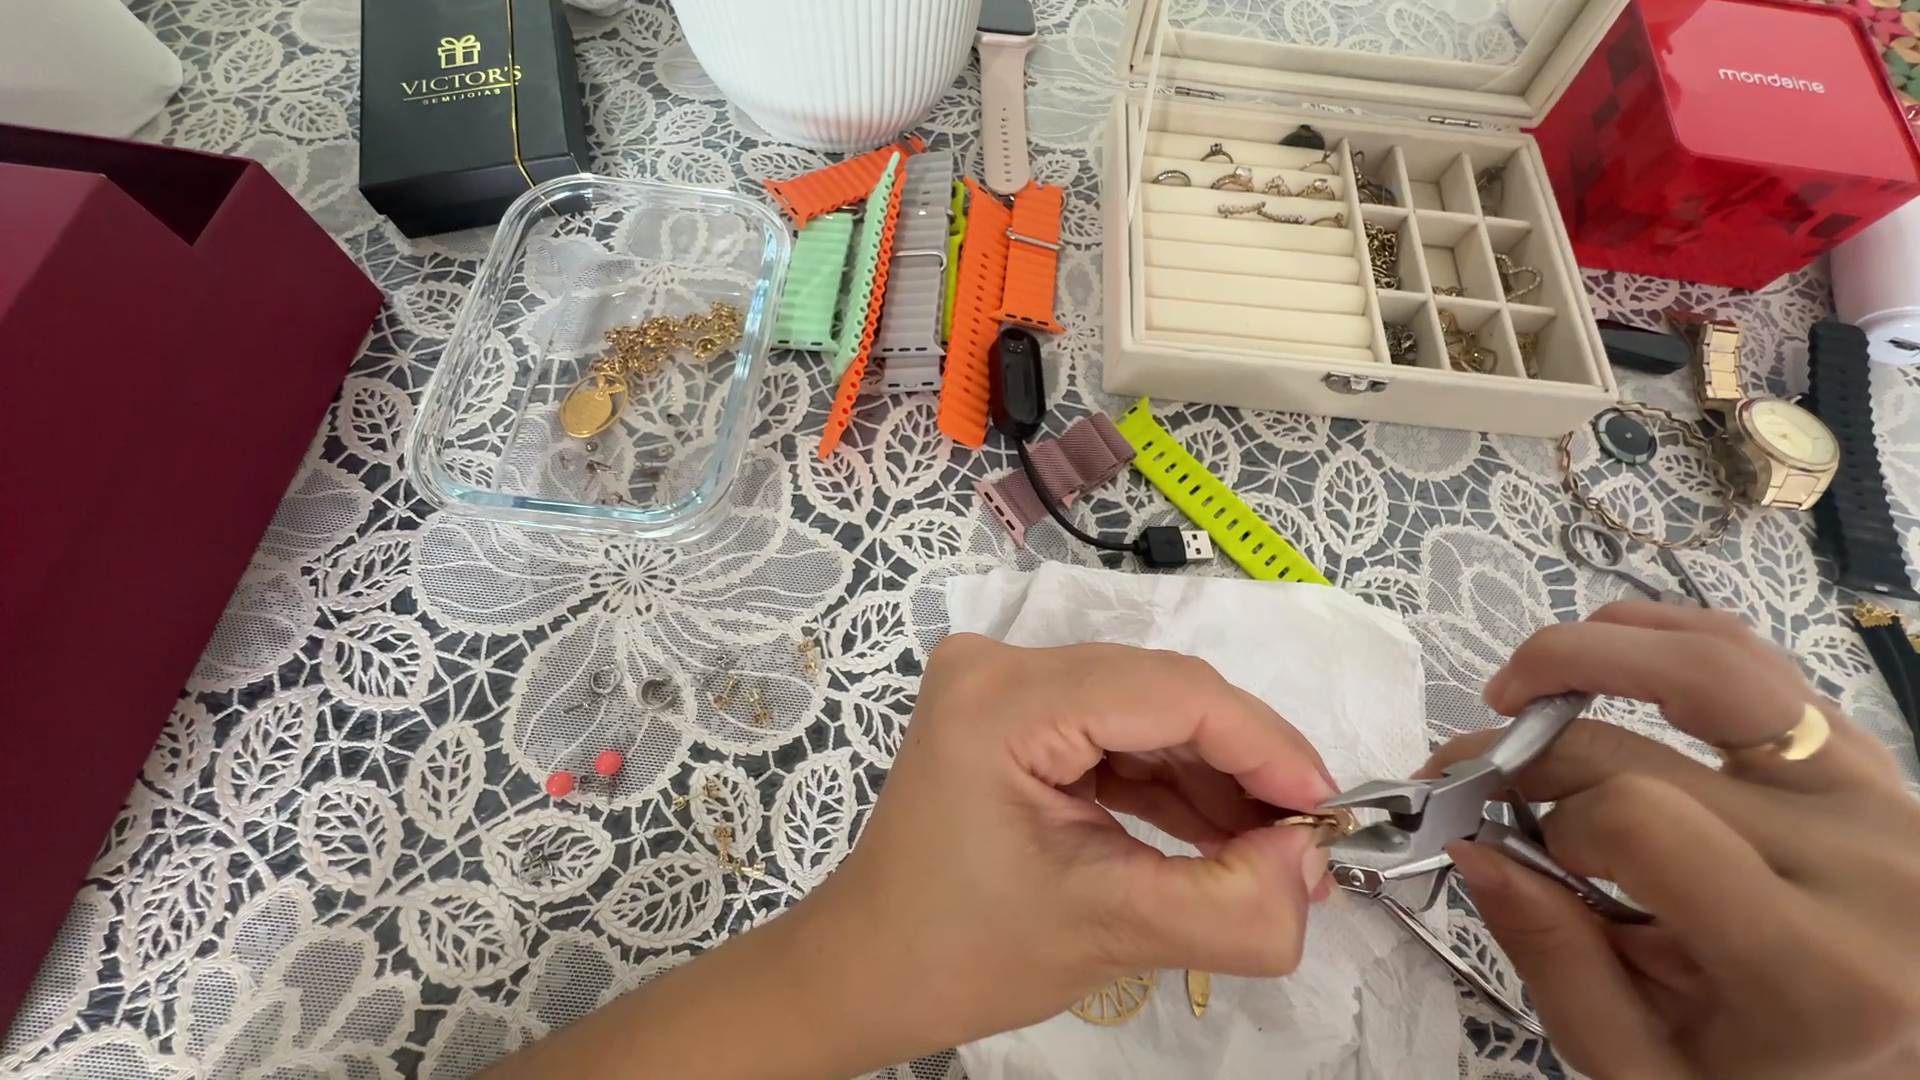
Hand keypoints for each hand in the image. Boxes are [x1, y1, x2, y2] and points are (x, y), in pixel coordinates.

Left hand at [801, 633, 1338, 1053]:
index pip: (1169, 691)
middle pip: (1160, 692)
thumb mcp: (1108, 930)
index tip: (1329, 812)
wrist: (873, 962)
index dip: (1264, 744)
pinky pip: (1114, 728)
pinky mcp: (1014, 708)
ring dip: (1211, 775)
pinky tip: (1214, 831)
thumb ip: (1229, 905)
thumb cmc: (964, 951)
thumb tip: (1313, 860)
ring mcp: (1002, 680)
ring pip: (1145, 709)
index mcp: (1003, 699)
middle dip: (1243, 765)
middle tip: (1304, 845)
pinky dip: (1168, 778)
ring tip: (1266, 850)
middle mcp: (1000, 664)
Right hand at [1428, 601, 1919, 1079]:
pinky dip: (1655, 634)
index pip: (1641, 821)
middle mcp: (1871, 865)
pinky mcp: (1864, 764)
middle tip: (1467, 772)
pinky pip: (1754, 659)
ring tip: (1515, 687)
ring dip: (1583, 653)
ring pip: (1716, 664)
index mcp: (1821, 965)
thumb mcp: (1636, 1065)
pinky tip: (1598, 653)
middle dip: (1520, 749)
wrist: (1890, 1068)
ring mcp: (1880, 799)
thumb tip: (1466, 842)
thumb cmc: (1754, 1079)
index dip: (1548, 817)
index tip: (1507, 842)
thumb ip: (1549, 955)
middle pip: (1637, 747)